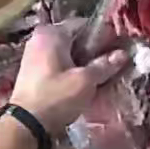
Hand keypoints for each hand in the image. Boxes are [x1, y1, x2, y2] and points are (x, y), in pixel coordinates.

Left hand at [9, 19, 127, 135]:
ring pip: (66, 52)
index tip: (116, 50)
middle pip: (75, 39)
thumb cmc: (56, 97)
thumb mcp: (85, 81)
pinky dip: (70, 69)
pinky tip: (81, 83)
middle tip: (110, 65)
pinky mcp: (32, 70)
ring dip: (82, 62)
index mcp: (52, 33)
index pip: (84, 24)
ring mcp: (34, 53)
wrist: (26, 124)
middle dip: (93, 51)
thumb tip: (124, 54)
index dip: (103, 36)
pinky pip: (57, 63)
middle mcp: (40, 38)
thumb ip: (104, 65)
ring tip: (98, 76)